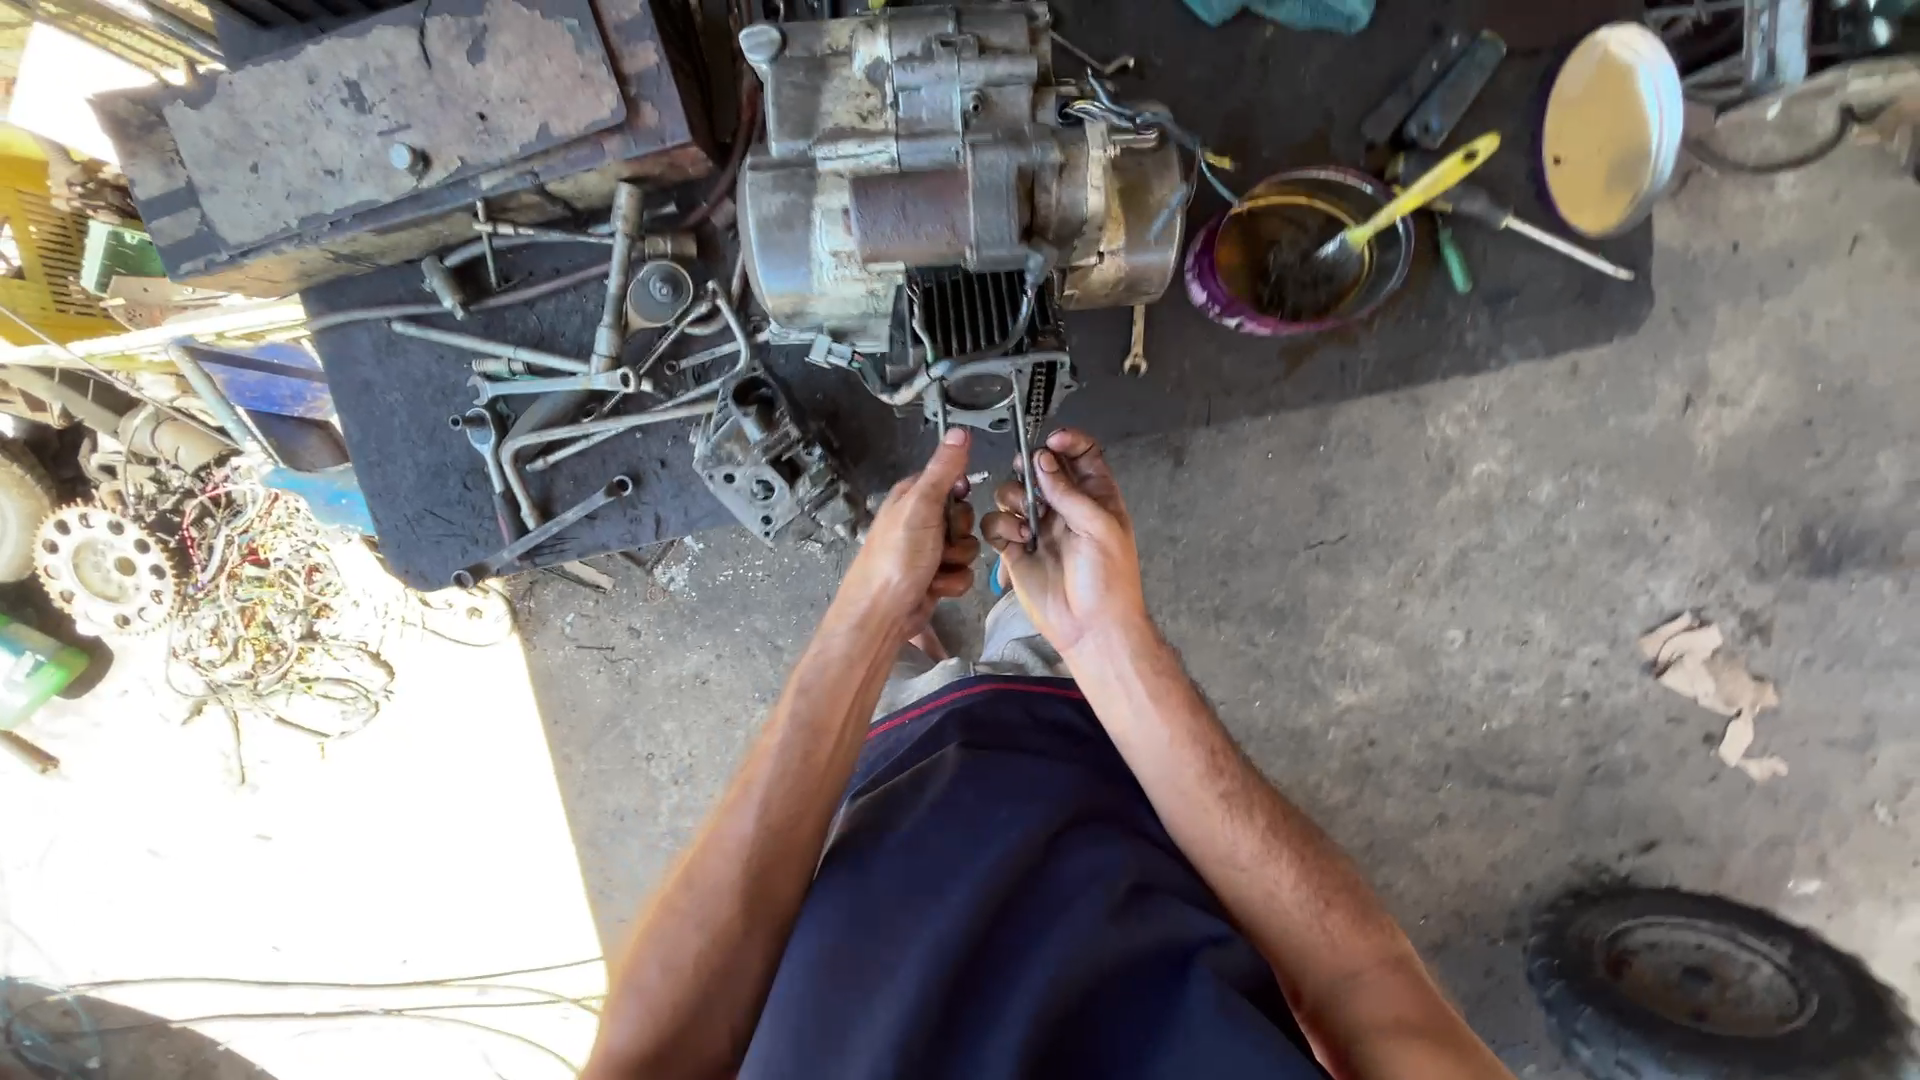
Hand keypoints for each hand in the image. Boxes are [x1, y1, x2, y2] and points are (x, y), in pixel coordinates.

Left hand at [835, 428, 979, 636]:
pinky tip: (934, 587)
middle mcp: (920, 521)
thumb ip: (943, 471)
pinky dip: (952, 582)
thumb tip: (960, 431)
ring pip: (968, 548)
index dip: (959, 497)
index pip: (952, 483)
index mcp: (912, 497)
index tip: (955, 504)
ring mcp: (928, 551)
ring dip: (956, 562)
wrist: (883, 612)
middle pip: (965, 518)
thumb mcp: (921, 506)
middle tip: (940, 543)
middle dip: (960, 535)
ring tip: (934, 570)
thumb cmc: (896, 557)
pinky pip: (963, 574)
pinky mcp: (936, 577)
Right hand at [980, 428, 1149, 659]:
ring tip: (1028, 521)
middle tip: (1027, 473)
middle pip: (1039, 469)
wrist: (1091, 627)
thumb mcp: (1099, 527)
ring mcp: (1038, 527)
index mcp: (1095, 497)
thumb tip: (1043, 460)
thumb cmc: (1109, 577)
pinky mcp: (1014, 549)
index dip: (1067, 442)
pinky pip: (996, 524)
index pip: (1082, 455)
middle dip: (1029, 466)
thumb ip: (1069, 491)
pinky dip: (1001, 525)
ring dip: (1014, 498)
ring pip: (1012, 492)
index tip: (1051, 441)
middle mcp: (1064, 507)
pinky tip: (1018, 538)